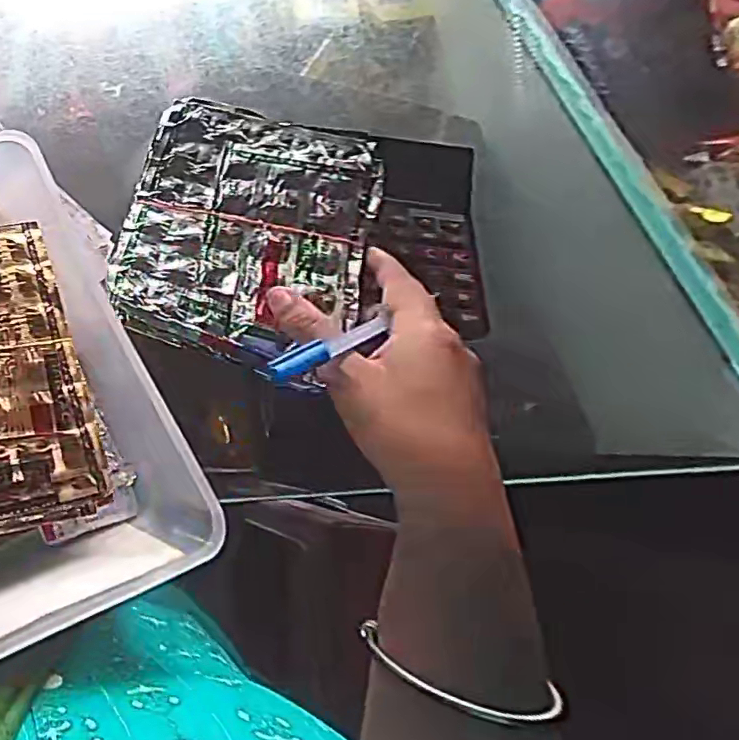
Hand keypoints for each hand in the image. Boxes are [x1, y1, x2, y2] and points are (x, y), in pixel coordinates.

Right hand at [266, 248, 497, 501]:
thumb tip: (283, 296)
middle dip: (369, 305)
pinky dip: (390, 360)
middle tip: (335, 302)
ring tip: (342, 346)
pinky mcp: (453, 399)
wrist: (447, 486)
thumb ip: (312, 333)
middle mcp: (448, 347)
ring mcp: (456, 374)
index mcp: (425, 331)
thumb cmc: (402, 427)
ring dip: (377, 336)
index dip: (380, 264)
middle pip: (405, 312)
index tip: (364, 253)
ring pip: (410, 341)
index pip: (401, 282)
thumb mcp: (344, 374)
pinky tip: (368, 379)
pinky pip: (418, 365)